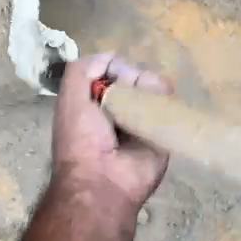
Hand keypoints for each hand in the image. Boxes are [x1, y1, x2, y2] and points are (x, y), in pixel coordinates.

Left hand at [51, 54, 170, 216]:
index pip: (112, 70)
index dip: (112, 67)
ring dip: (147, 86)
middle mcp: (121, 109)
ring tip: (137, 104)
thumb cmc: (80, 138)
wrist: (102, 180)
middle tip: (123, 95)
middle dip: (130, 75)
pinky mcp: (164, 129)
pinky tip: (154, 107)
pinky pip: (170, 104)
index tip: (107, 79)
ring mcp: (144, 119)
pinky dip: (164, 98)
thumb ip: (83, 69)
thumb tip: (114, 59)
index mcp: (96, 102)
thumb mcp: (70, 97)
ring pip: (154, 85)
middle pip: (135, 75)